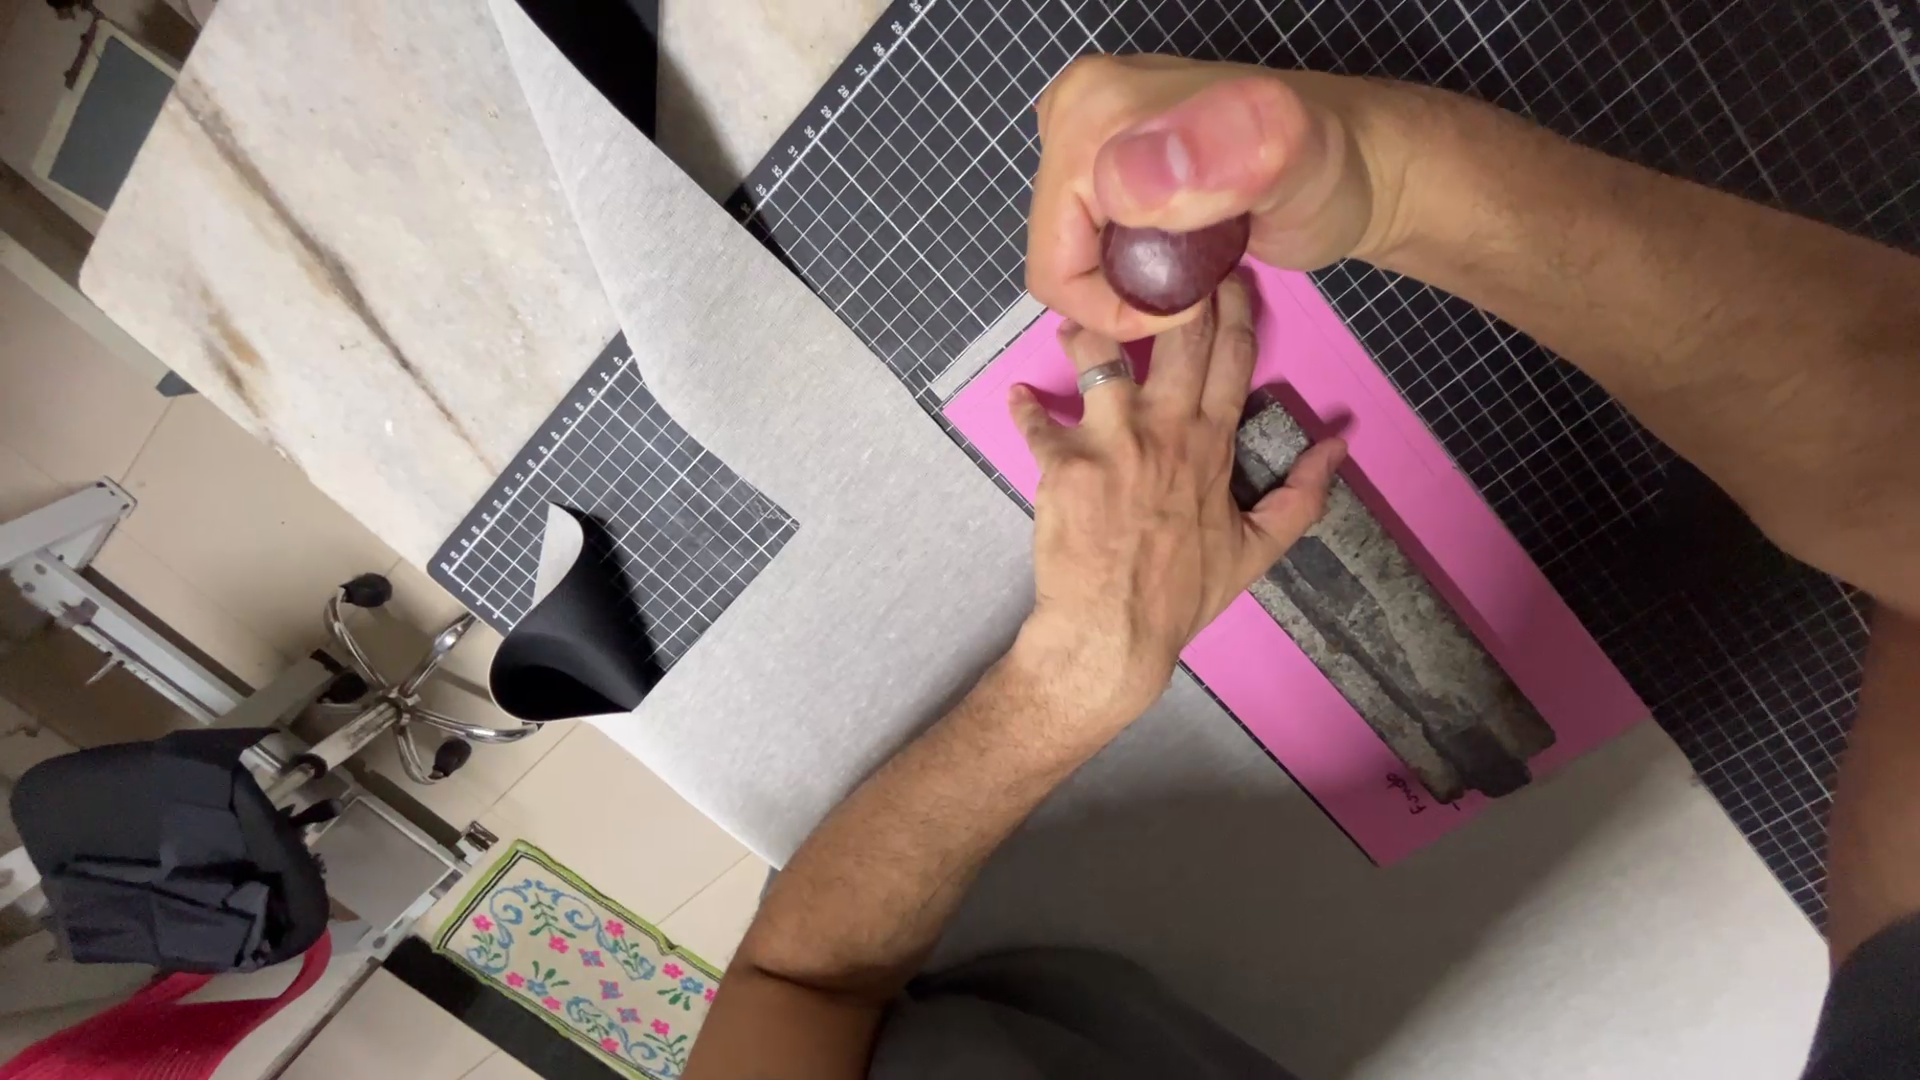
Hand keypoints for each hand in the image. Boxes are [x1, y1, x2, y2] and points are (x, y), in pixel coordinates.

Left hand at [1008, 271, 1345, 731]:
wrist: (1113, 631)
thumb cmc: (1181, 593)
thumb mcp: (1257, 550)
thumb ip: (1303, 495)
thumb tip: (1341, 443)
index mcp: (1211, 444)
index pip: (1233, 359)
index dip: (1234, 308)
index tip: (1230, 270)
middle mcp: (1163, 430)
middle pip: (1175, 339)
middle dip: (1173, 287)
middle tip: (1159, 253)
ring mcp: (1110, 442)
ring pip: (1099, 358)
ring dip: (1085, 330)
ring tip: (1072, 316)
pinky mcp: (1062, 464)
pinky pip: (1037, 422)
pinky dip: (1025, 408)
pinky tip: (1017, 395)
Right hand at [1028, 55, 1415, 339]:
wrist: (1354, 164)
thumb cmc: (1325, 173)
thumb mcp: (1288, 162)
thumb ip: (1221, 156)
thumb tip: (1122, 187)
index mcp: (1085, 113)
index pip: (1056, 265)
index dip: (1115, 308)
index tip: (1189, 299)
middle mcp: (1070, 118)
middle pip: (1056, 260)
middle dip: (1117, 294)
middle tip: (1191, 284)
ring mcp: (1082, 144)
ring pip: (1070, 261)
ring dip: (1125, 285)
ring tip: (1189, 267)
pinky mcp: (1098, 170)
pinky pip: (1085, 252)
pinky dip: (1127, 272)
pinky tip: (1176, 257)